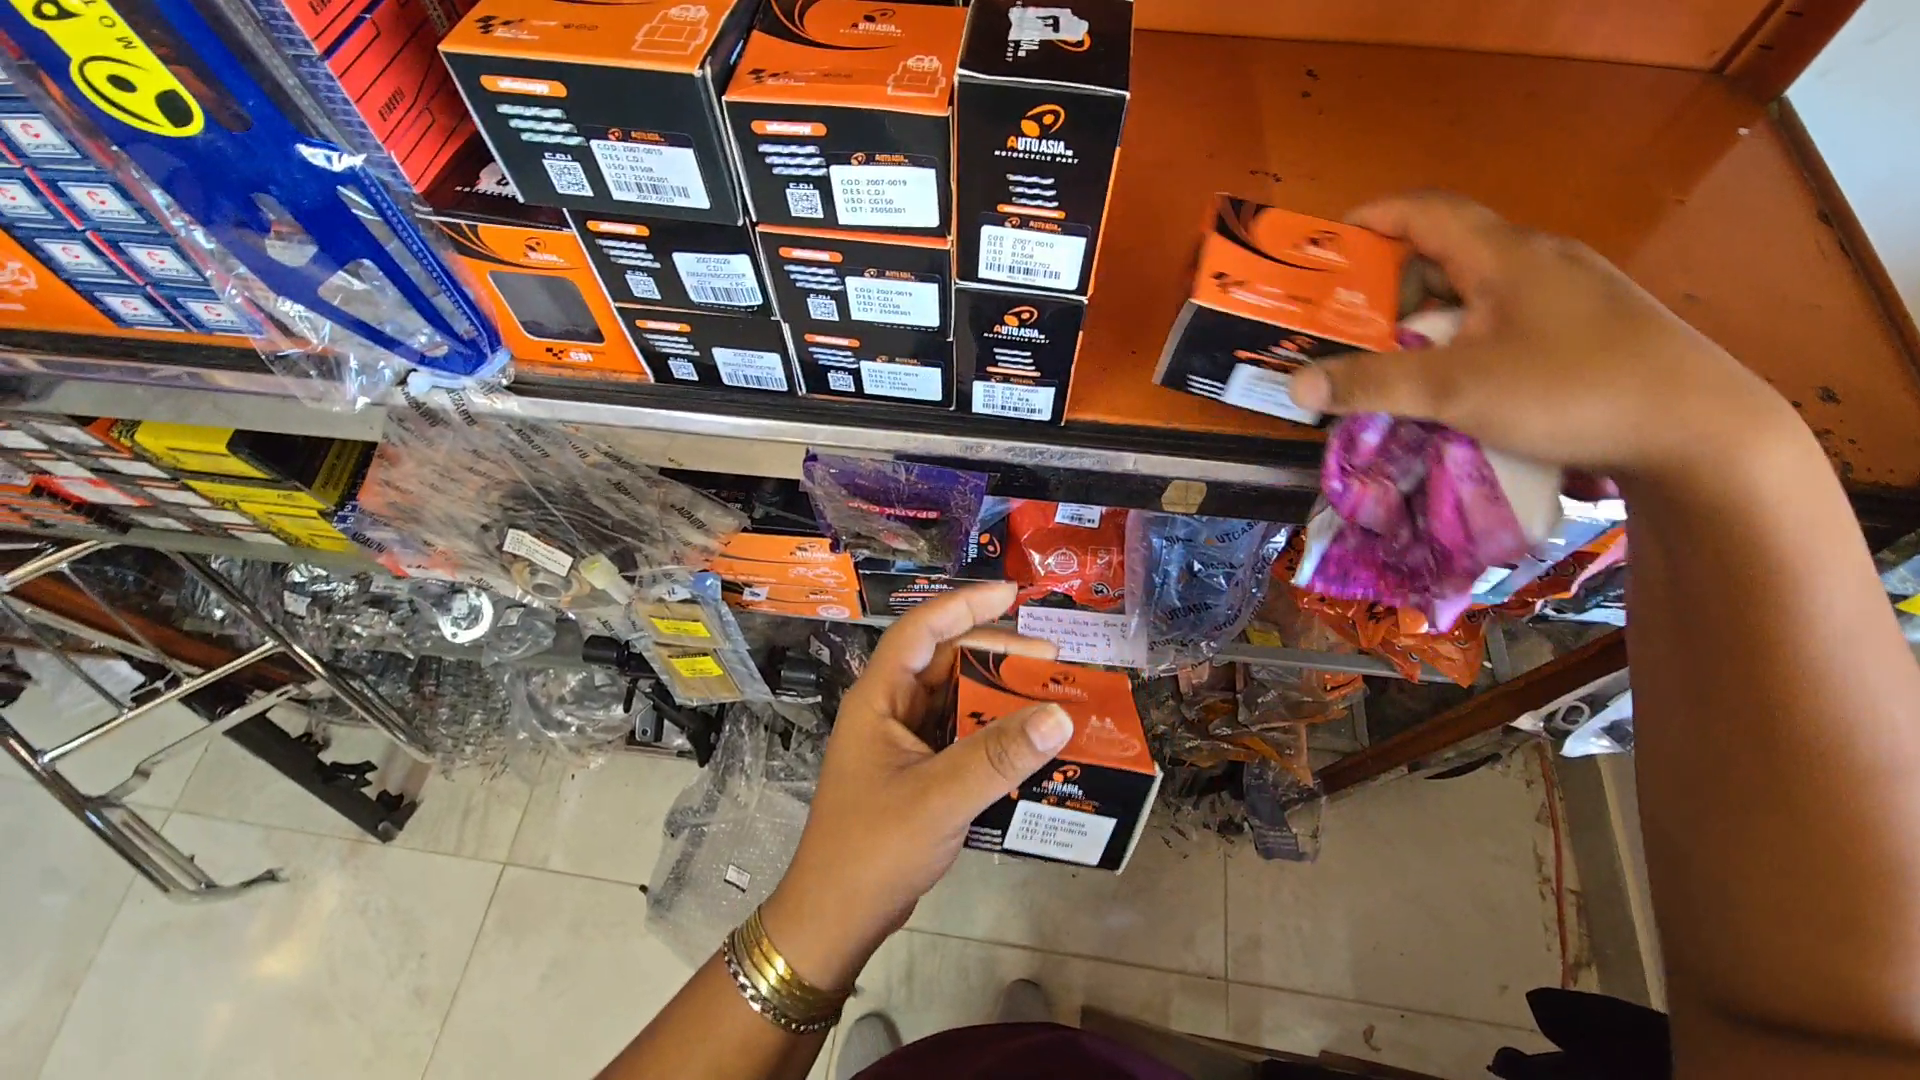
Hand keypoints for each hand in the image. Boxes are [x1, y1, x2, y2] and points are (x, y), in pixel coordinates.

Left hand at [759, 583, 1072, 989]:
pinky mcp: (916, 774)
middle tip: (1051, 656)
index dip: (964, 605)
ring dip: (997, 695)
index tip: (1011, 593)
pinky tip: (1028, 741)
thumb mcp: (940, 797)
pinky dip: (992, 733)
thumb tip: (1059, 714)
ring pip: (955, 701)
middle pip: (944, 663)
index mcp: (879, 699)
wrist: (837, 916)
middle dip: (996, 655)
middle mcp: (889, 711)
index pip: (921, 631)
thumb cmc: (874, 847)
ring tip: (1048, 694)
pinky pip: (960, 737)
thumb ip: (999, 755)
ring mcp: (902, 744)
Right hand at [1289, 192, 1801, 481]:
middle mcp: (1541, 263)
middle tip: (1350, 324)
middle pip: (1449, 255)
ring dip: (1429, 319)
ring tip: (1394, 359)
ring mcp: (1571, 298)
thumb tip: (1296, 383)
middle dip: (1391, 286)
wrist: (1700, 432)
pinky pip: (1507, 322)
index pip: (1428, 212)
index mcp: (1507, 256)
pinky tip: (1457, 380)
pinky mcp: (1589, 334)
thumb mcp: (1458, 389)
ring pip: (1479, 294)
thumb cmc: (1571, 390)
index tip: (1330, 244)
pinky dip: (1465, 341)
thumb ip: (1372, 385)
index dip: (1374, 220)